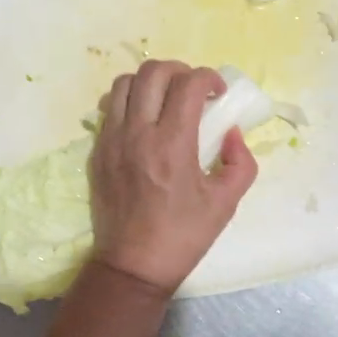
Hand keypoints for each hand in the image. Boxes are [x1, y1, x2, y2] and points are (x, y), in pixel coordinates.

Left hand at [90, 60, 257, 295]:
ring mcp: (112, 141)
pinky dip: (128, 103)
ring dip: (149, 83)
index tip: (218, 94)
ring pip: (124, 84)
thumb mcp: (226, 203)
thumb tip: (231, 133)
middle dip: (179, 71)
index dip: (208, 78)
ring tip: (164, 100)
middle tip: (193, 90)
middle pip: (152, 72)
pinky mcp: (97, 152)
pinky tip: (143, 122)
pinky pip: (109, 110)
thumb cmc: (184, 237)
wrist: (133, 266)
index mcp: (173, 145)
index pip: (188, 84)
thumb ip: (240, 162)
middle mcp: (138, 134)